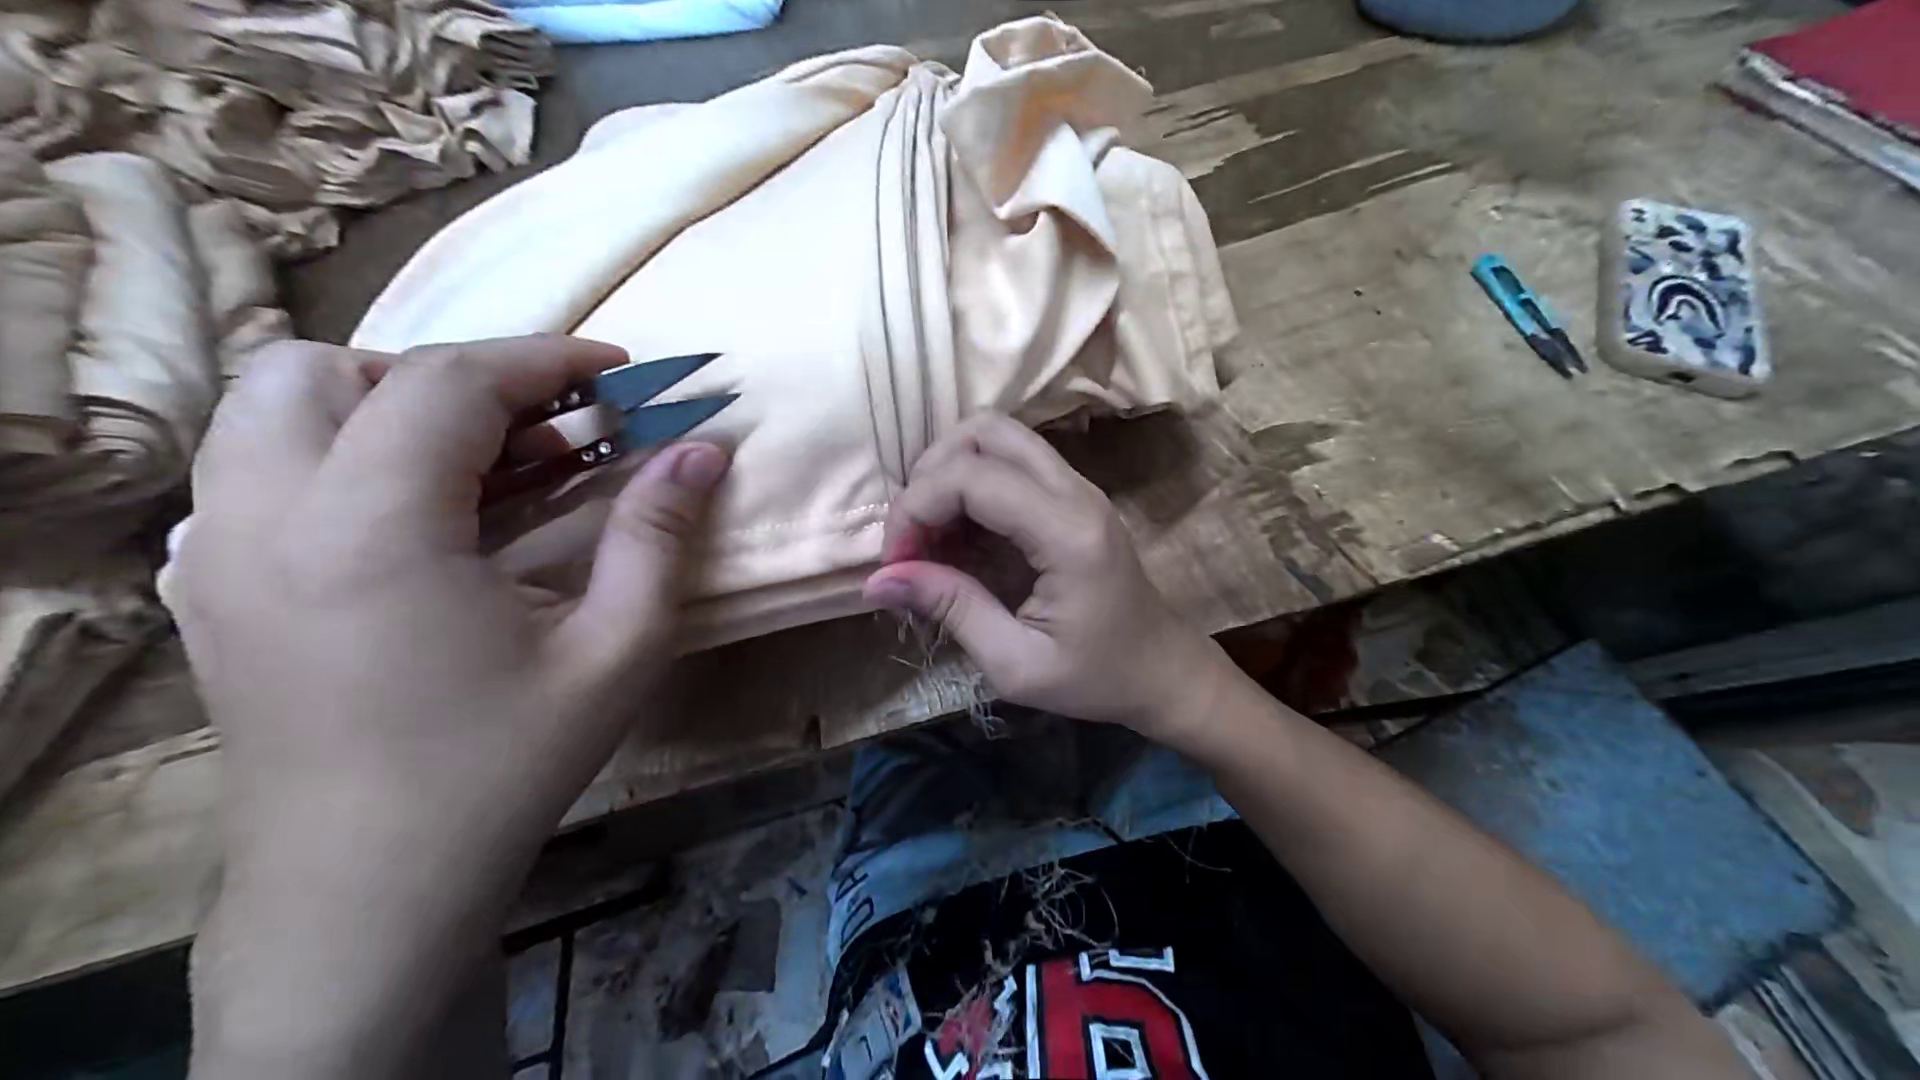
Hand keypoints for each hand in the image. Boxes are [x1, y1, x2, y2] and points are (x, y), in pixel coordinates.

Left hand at [168, 335, 727, 1076]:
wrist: (369, 885)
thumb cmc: (505, 765)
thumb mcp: (616, 650)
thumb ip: (659, 536)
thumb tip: (704, 451)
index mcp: (370, 531)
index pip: (446, 383)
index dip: (544, 359)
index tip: (618, 371)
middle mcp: (262, 519)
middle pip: (332, 371)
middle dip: (454, 376)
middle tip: (542, 426)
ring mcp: (217, 554)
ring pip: (274, 410)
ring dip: (390, 407)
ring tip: (487, 465)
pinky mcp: (210, 588)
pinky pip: (258, 468)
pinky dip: (347, 453)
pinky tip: (427, 518)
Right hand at [862, 413, 1227, 736]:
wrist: (1163, 670)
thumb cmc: (1097, 678)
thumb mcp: (1016, 664)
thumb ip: (951, 609)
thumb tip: (877, 581)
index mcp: (1068, 532)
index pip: (971, 477)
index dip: (915, 508)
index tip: (896, 564)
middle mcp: (1076, 492)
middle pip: (984, 431)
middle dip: (929, 476)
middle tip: (913, 539)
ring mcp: (1077, 487)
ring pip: (996, 436)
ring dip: (948, 474)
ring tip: (931, 537)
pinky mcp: (1072, 495)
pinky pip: (1009, 462)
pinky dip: (970, 485)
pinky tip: (959, 538)